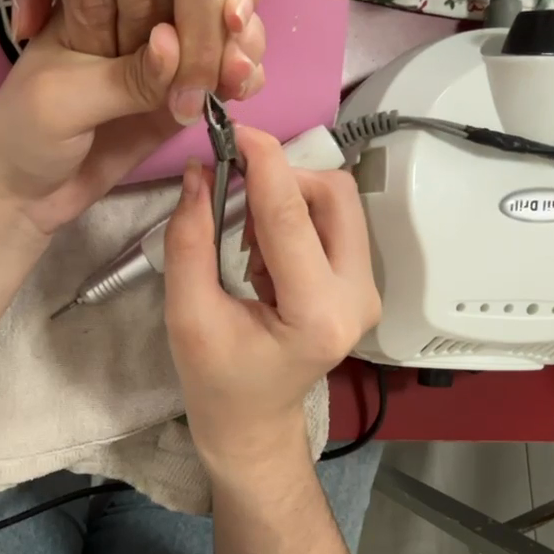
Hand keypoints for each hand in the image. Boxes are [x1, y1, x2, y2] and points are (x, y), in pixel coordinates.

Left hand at [0, 0, 264, 234]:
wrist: (20, 199)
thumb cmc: (23, 136)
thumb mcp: (65, 100)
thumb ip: (125, 76)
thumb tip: (174, 39)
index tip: (225, 11)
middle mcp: (139, 15)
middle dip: (236, 10)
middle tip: (235, 51)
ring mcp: (163, 59)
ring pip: (223, 31)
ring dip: (245, 46)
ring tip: (238, 78)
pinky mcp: (176, 101)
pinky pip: (219, 80)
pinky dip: (240, 80)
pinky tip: (241, 91)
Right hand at [164, 127, 379, 462]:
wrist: (251, 424)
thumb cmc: (215, 383)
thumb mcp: (187, 316)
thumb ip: (190, 243)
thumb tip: (200, 174)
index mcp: (316, 313)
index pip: (291, 216)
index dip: (262, 163)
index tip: (233, 129)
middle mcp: (358, 297)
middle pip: (334, 195)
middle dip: (282, 177)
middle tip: (233, 189)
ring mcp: (366, 291)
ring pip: (338, 204)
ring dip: (287, 198)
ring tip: (243, 236)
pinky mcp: (360, 286)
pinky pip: (333, 224)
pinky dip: (293, 217)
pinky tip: (260, 250)